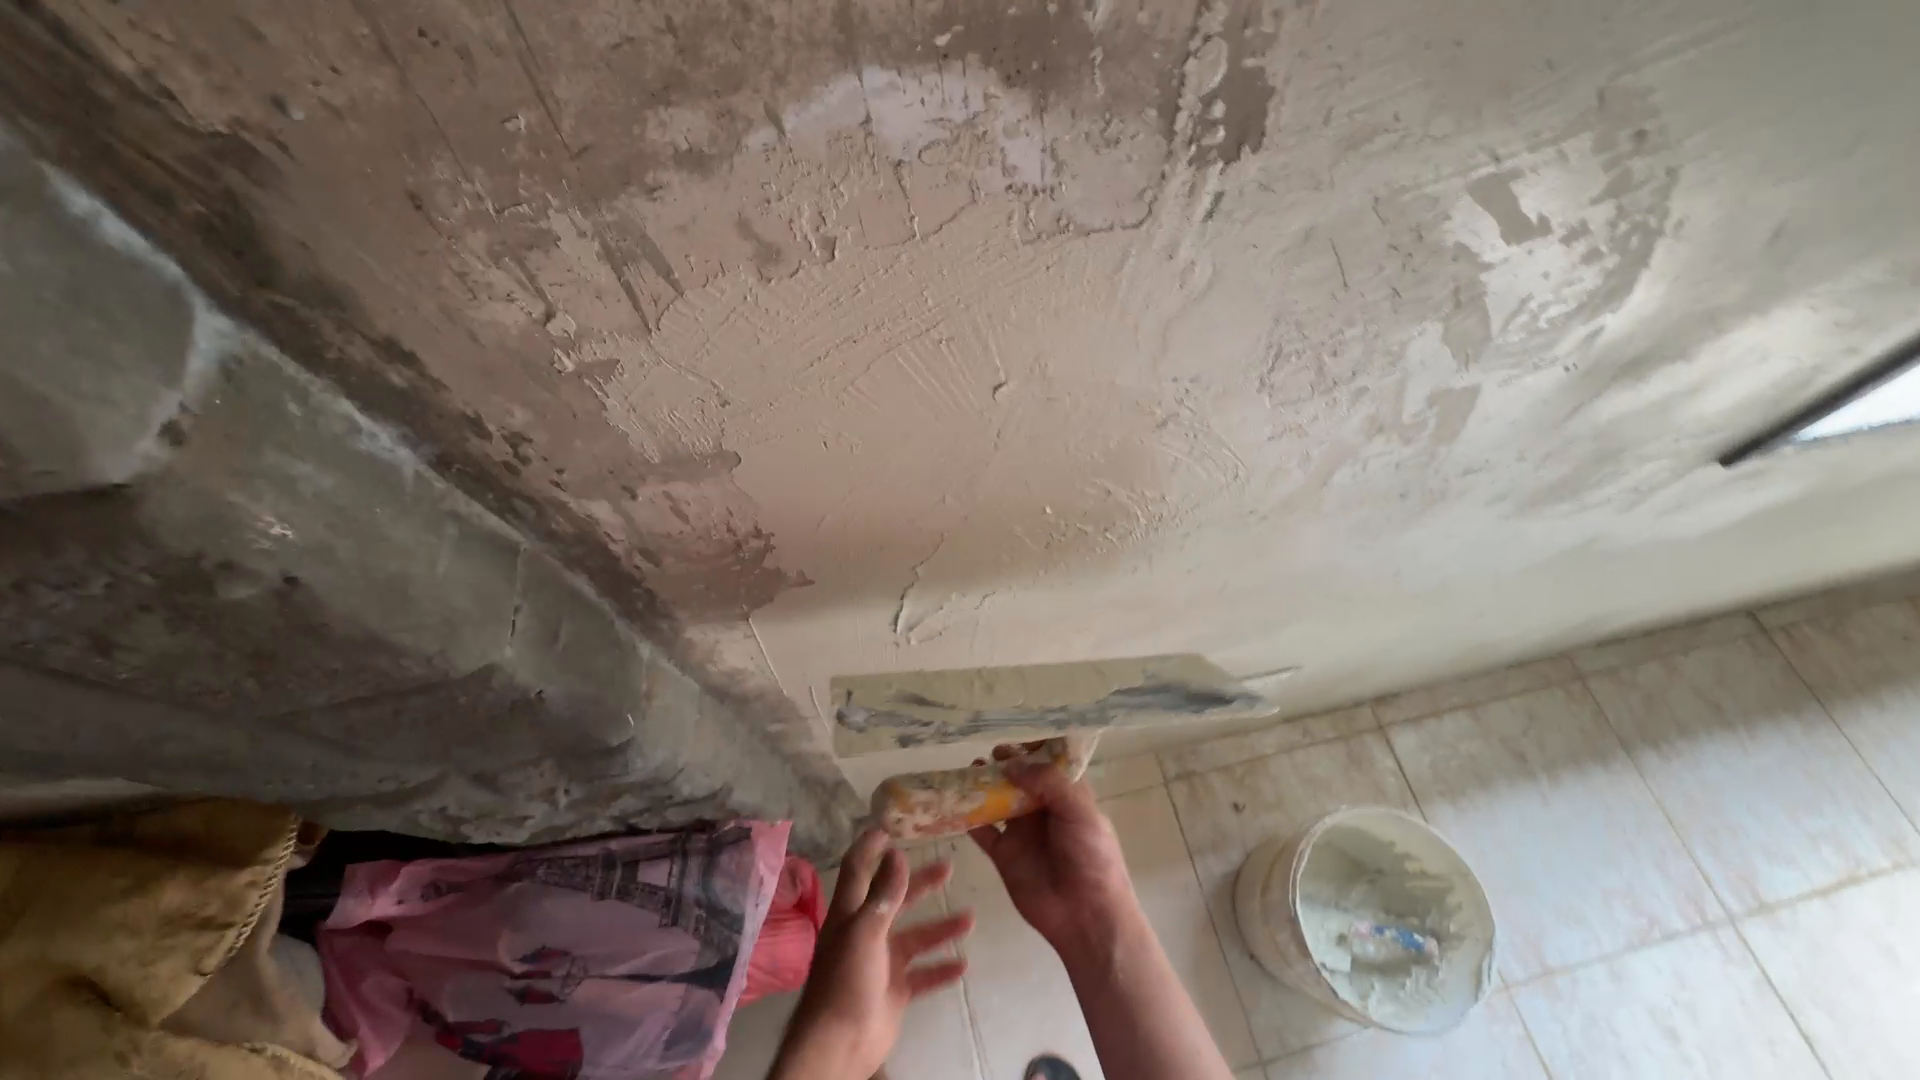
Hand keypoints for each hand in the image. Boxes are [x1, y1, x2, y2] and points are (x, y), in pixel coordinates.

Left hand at [771, 829, 971, 1079]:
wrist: (840, 1043)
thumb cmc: (846, 980)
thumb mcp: (865, 930)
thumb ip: (884, 893)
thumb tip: (897, 853)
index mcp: (851, 913)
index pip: (859, 870)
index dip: (871, 848)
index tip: (889, 827)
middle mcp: (866, 932)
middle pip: (896, 900)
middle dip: (921, 883)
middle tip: (948, 866)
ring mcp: (881, 963)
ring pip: (916, 938)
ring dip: (941, 928)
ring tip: (970, 917)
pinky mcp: (894, 991)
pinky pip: (923, 975)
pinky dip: (941, 968)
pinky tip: (963, 964)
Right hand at [967, 744, 1138, 957]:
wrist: (1086, 914)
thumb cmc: (1092, 857)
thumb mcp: (1080, 811)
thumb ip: (1048, 783)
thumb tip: (1011, 764)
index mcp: (1068, 795)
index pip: (1050, 763)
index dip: (1034, 748)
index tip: (1016, 737)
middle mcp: (1042, 808)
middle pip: (1019, 778)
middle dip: (1004, 763)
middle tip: (990, 755)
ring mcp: (1021, 831)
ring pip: (997, 800)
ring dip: (982, 785)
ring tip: (968, 772)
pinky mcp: (1003, 854)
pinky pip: (981, 830)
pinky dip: (966, 817)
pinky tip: (952, 803)